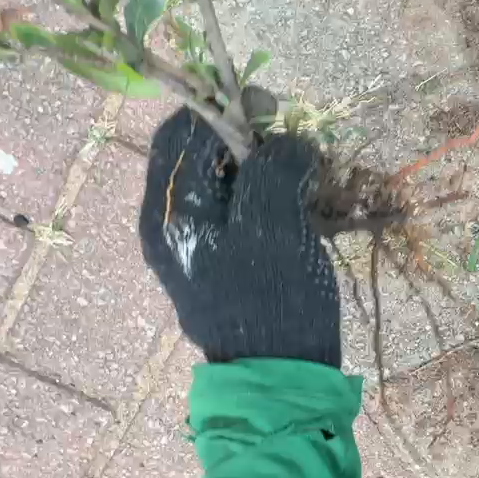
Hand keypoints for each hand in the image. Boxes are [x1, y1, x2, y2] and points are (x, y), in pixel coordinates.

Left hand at [138, 108, 340, 368]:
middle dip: (248, 141)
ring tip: (307, 175)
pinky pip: (238, 216)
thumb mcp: (277, 229)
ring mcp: (197, 248)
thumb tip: (290, 141)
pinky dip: (268, 201)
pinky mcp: (223, 266)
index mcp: (172, 210)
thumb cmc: (274, 300)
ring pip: (223, 187)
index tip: (272, 105)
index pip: (183, 134)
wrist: (279, 372)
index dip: (225, 109)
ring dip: (263, 171)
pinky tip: (301, 209)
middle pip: (201, 158)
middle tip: (295, 143)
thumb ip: (275, 173)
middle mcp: (172, 224)